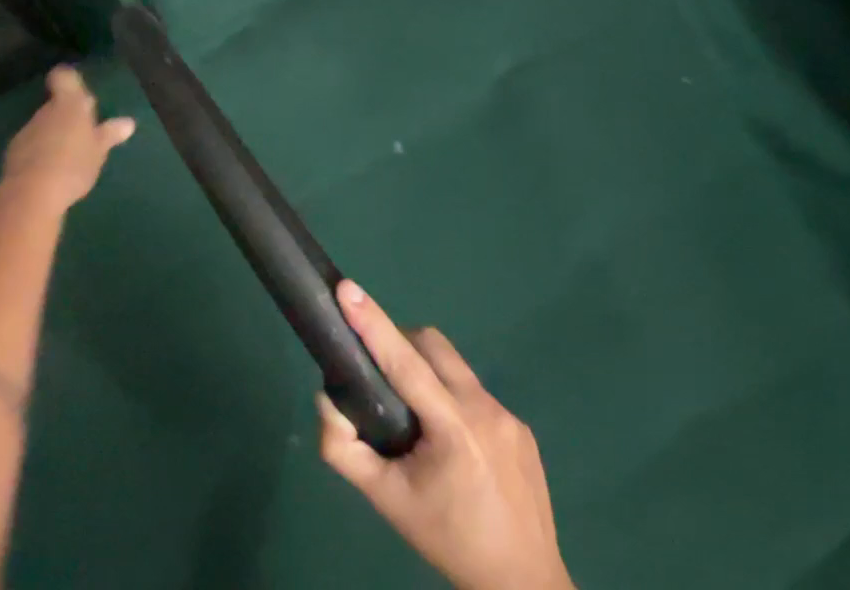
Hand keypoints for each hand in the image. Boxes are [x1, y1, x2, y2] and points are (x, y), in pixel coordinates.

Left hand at [0, 66, 135, 209]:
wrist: (32, 192)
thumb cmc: (73, 166)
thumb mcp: (98, 152)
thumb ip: (110, 134)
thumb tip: (129, 123)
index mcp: (69, 105)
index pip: (64, 77)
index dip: (69, 81)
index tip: (79, 94)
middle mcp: (46, 111)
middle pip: (55, 104)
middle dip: (67, 116)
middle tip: (84, 135)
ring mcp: (27, 130)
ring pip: (44, 125)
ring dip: (54, 136)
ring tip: (69, 158)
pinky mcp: (14, 151)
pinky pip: (32, 145)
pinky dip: (40, 153)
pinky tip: (51, 172)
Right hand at [316, 281, 572, 589]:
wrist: (521, 581)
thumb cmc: (445, 536)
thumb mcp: (382, 498)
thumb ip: (342, 448)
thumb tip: (327, 399)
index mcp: (453, 429)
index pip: (404, 362)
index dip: (373, 322)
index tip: (347, 288)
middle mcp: (486, 411)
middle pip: (432, 346)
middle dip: (397, 341)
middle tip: (374, 373)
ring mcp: (510, 417)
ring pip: (455, 367)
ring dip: (424, 370)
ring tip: (409, 413)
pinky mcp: (522, 429)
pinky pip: (474, 392)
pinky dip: (448, 397)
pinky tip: (444, 440)